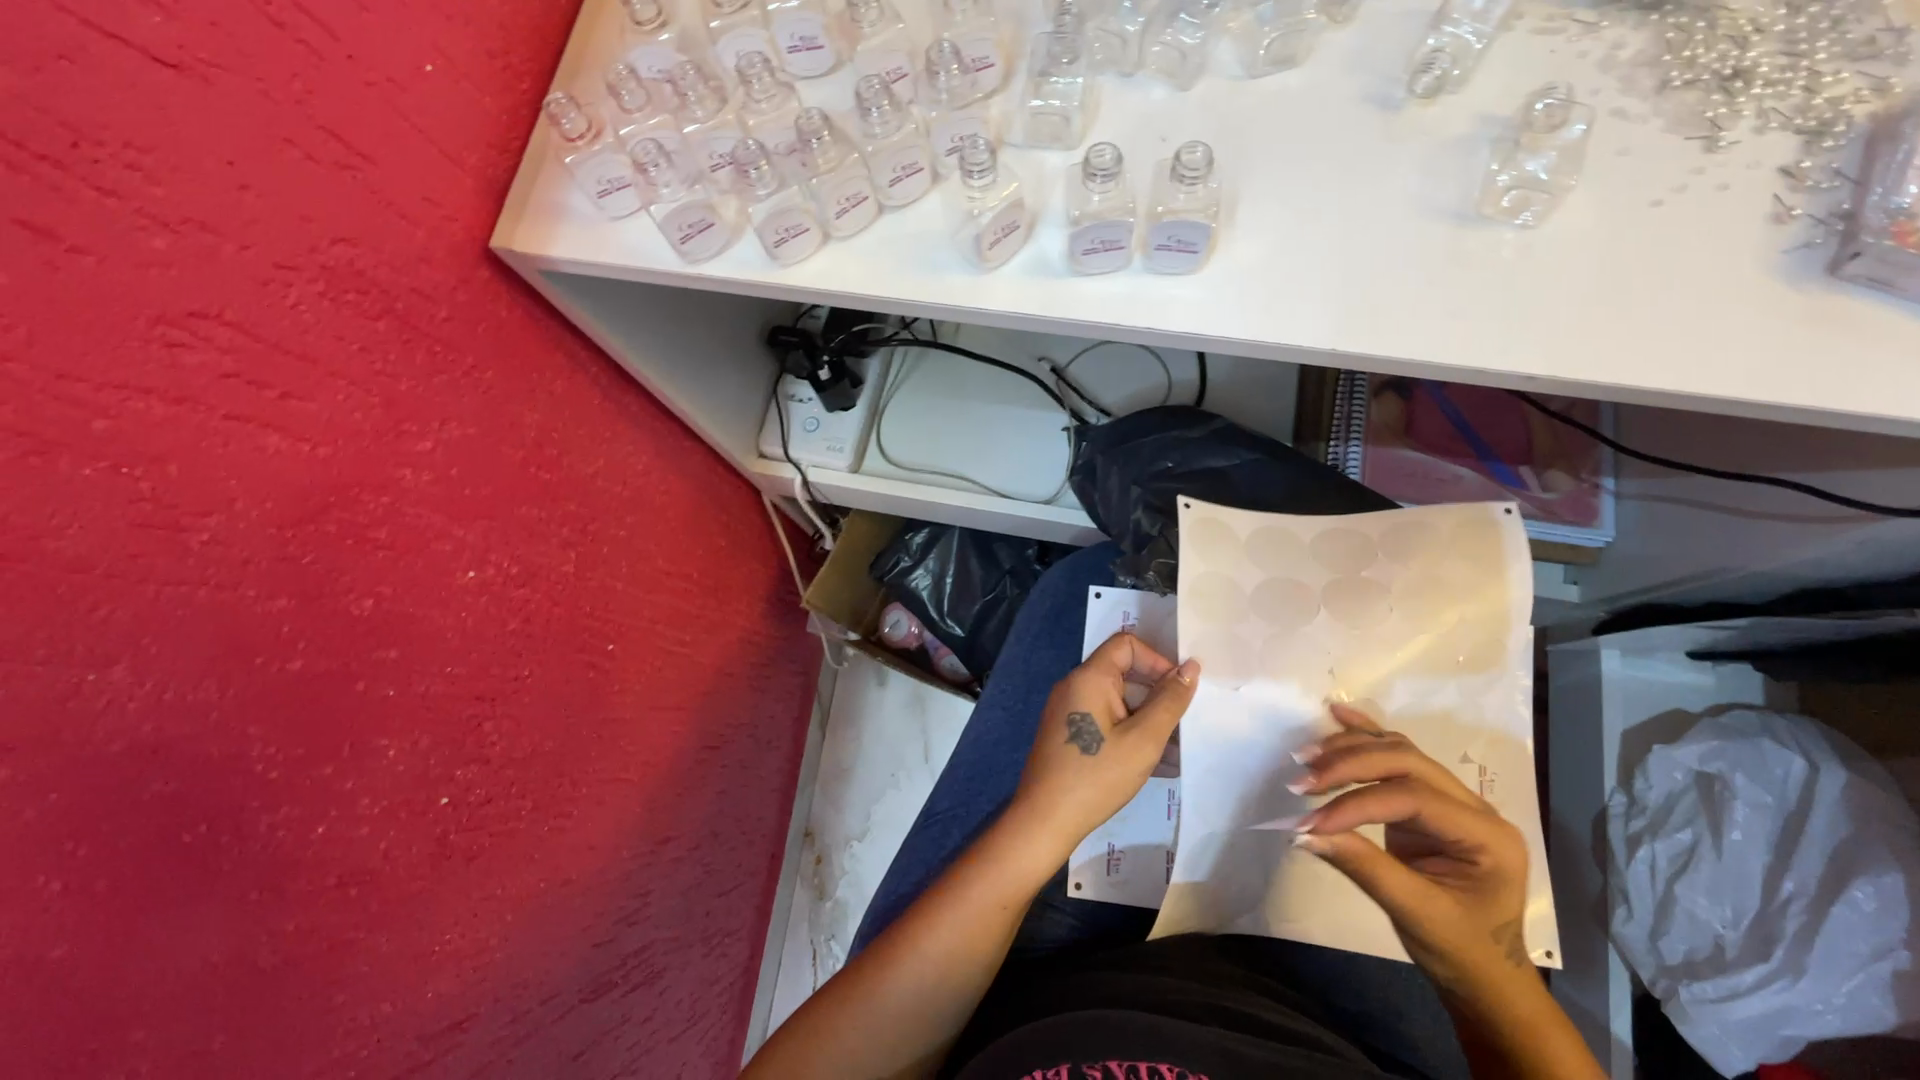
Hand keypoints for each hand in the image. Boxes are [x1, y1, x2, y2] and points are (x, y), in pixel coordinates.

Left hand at [1007, 633, 1198, 858]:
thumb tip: (1191, 666)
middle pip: (1122, 672)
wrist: (1045, 819)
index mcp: (1088, 678)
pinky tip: (1149, 762)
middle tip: (1179, 726)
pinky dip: (1127, 731)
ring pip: (1116, 700)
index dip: (1157, 661)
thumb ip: (1170, 700)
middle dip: (1156, 694)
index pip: (1126, 644)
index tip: (1178, 693)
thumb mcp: (1143, 739)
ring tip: (1171, 750)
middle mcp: (1074, 686)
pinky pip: (1104, 719)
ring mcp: (1067, 711)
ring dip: (1145, 718)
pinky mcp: (1067, 733)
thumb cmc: (1097, 776)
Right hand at [1291, 703, 1533, 995]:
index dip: (1357, 803)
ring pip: (1400, 753)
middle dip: (1350, 766)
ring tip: (1306, 758)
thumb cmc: (1459, 947)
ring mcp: (1454, 800)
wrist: (1483, 972)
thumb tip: (1305, 833)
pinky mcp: (1429, 802)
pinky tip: (1337, 715)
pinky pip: (1398, 759)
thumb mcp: (1415, 914)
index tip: (1311, 822)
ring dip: (1351, 749)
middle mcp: (1475, 807)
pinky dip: (1366, 737)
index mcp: (1486, 835)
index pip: (1413, 798)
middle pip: (1407, 763)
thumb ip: (1364, 867)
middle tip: (1302, 781)